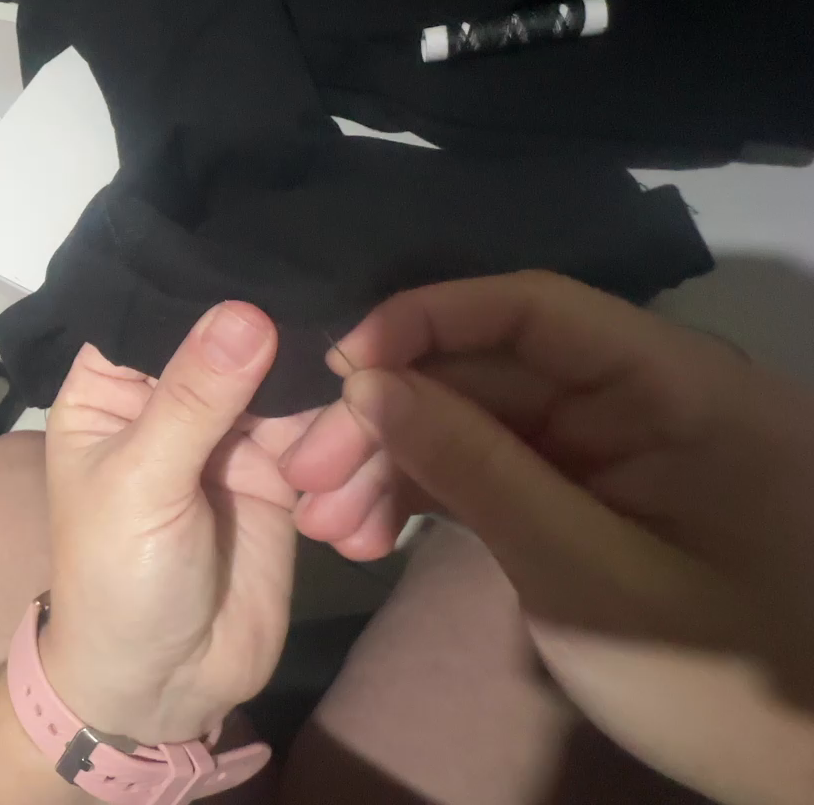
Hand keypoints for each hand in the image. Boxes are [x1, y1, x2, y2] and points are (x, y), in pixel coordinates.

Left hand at [39, 303, 313, 745]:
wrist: (164, 680)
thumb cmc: (117, 573)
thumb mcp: (143, 483)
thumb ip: (194, 400)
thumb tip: (245, 310)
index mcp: (112, 383)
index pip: (160, 310)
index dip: (215, 287)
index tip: (287, 270)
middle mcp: (173, 393)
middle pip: (243, 343)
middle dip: (296, 360)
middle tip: (351, 372)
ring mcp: (230, 431)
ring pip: (298, 389)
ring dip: (333, 426)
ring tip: (317, 482)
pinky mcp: (281, 471)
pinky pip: (332, 439)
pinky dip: (352, 465)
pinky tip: (341, 519)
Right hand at [278, 271, 813, 801]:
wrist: (805, 786)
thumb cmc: (727, 686)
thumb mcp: (588, 575)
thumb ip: (475, 468)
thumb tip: (363, 384)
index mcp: (681, 393)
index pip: (531, 311)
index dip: (424, 320)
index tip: (338, 366)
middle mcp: (628, 401)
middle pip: (469, 373)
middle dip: (376, 420)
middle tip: (303, 473)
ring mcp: (589, 446)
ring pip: (449, 420)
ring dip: (377, 466)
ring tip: (319, 523)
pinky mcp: (557, 485)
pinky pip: (462, 466)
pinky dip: (405, 496)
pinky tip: (358, 535)